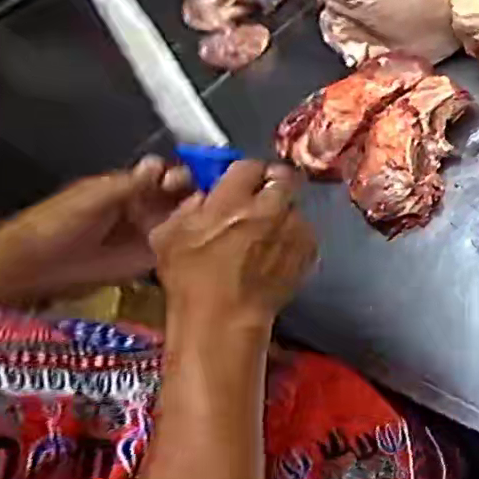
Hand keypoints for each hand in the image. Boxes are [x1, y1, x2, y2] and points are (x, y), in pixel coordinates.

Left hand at [0, 156, 193, 297]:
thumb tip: (158, 164)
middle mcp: (149, 205)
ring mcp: (156, 229)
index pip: (169, 173)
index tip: (199, 176)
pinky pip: (185, 241)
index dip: (185, 172)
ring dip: (204, 214)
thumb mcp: (90, 198)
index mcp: (131, 186)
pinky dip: (198, 238)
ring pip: (191, 216)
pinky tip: (205, 236)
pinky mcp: (158, 252)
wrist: (37, 267)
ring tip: (211, 216)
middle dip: (201, 192)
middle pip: (186, 193)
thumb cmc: (53, 226)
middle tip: (209, 197)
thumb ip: (128, 184)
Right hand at [150, 160, 316, 327]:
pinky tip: (277, 252)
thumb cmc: (191, 276)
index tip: (245, 177)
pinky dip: (293, 236)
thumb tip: (206, 195)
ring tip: (267, 233)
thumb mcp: (169, 234)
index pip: (249, 166)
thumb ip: (189, 206)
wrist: (227, 313)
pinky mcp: (310, 249)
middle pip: (285, 179)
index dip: (247, 170)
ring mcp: (295, 229)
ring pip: (295, 208)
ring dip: (283, 213)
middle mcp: (270, 210)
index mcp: (232, 201)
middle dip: (276, 181)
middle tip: (265, 193)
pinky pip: (304, 233)